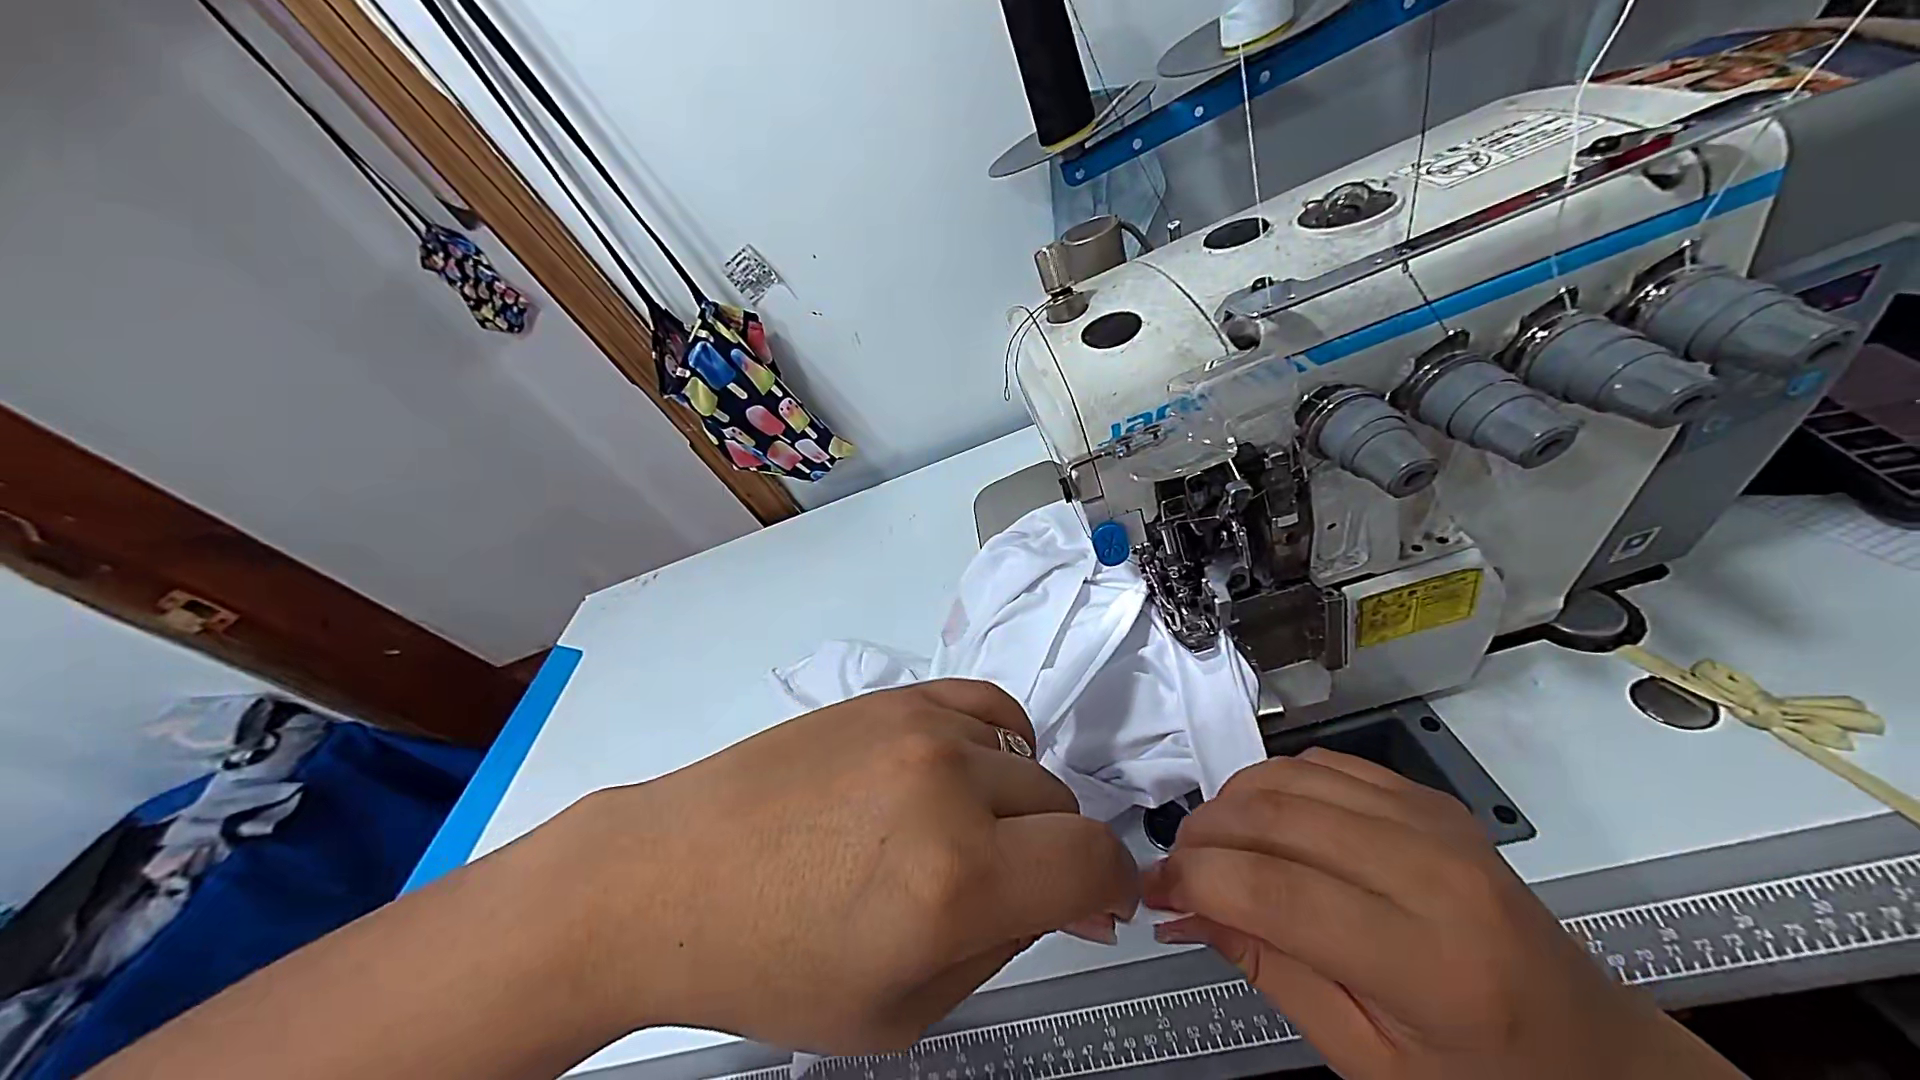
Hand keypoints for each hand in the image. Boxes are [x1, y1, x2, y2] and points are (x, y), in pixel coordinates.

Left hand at [548, 679, 1138, 1054]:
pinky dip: (995, 739)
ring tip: (959, 829)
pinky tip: (961, 771)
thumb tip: (1078, 899)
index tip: (1095, 905)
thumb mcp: (905, 1008)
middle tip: (1000, 883)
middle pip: (1061, 804)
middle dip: (1050, 853)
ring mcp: (920, 726)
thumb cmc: (776, 965)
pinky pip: (986, 704)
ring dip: (1015, 800)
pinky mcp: (892, 697)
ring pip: (1024, 755)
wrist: (674, 875)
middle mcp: (950, 783)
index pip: (1094, 859)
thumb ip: (1009, 944)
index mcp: (959, 877)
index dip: (1110, 889)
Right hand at [1143, 749, 1740, 1079]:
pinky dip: (1272, 784)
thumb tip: (1183, 911)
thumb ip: (1268, 970)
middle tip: (1177, 868)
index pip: (1273, 893)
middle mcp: (1435, 875)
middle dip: (1201, 835)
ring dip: (1229, 803)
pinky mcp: (1428, 799)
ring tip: (1214, 845)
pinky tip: (1264, 822)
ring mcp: (1435, 823)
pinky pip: (1321, 763)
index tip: (1155, 890)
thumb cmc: (1482, 1076)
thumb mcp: (1367, 1058)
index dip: (1194, 881)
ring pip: (1288, 778)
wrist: (1595, 1049)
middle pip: (1273, 818)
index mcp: (1430, 966)